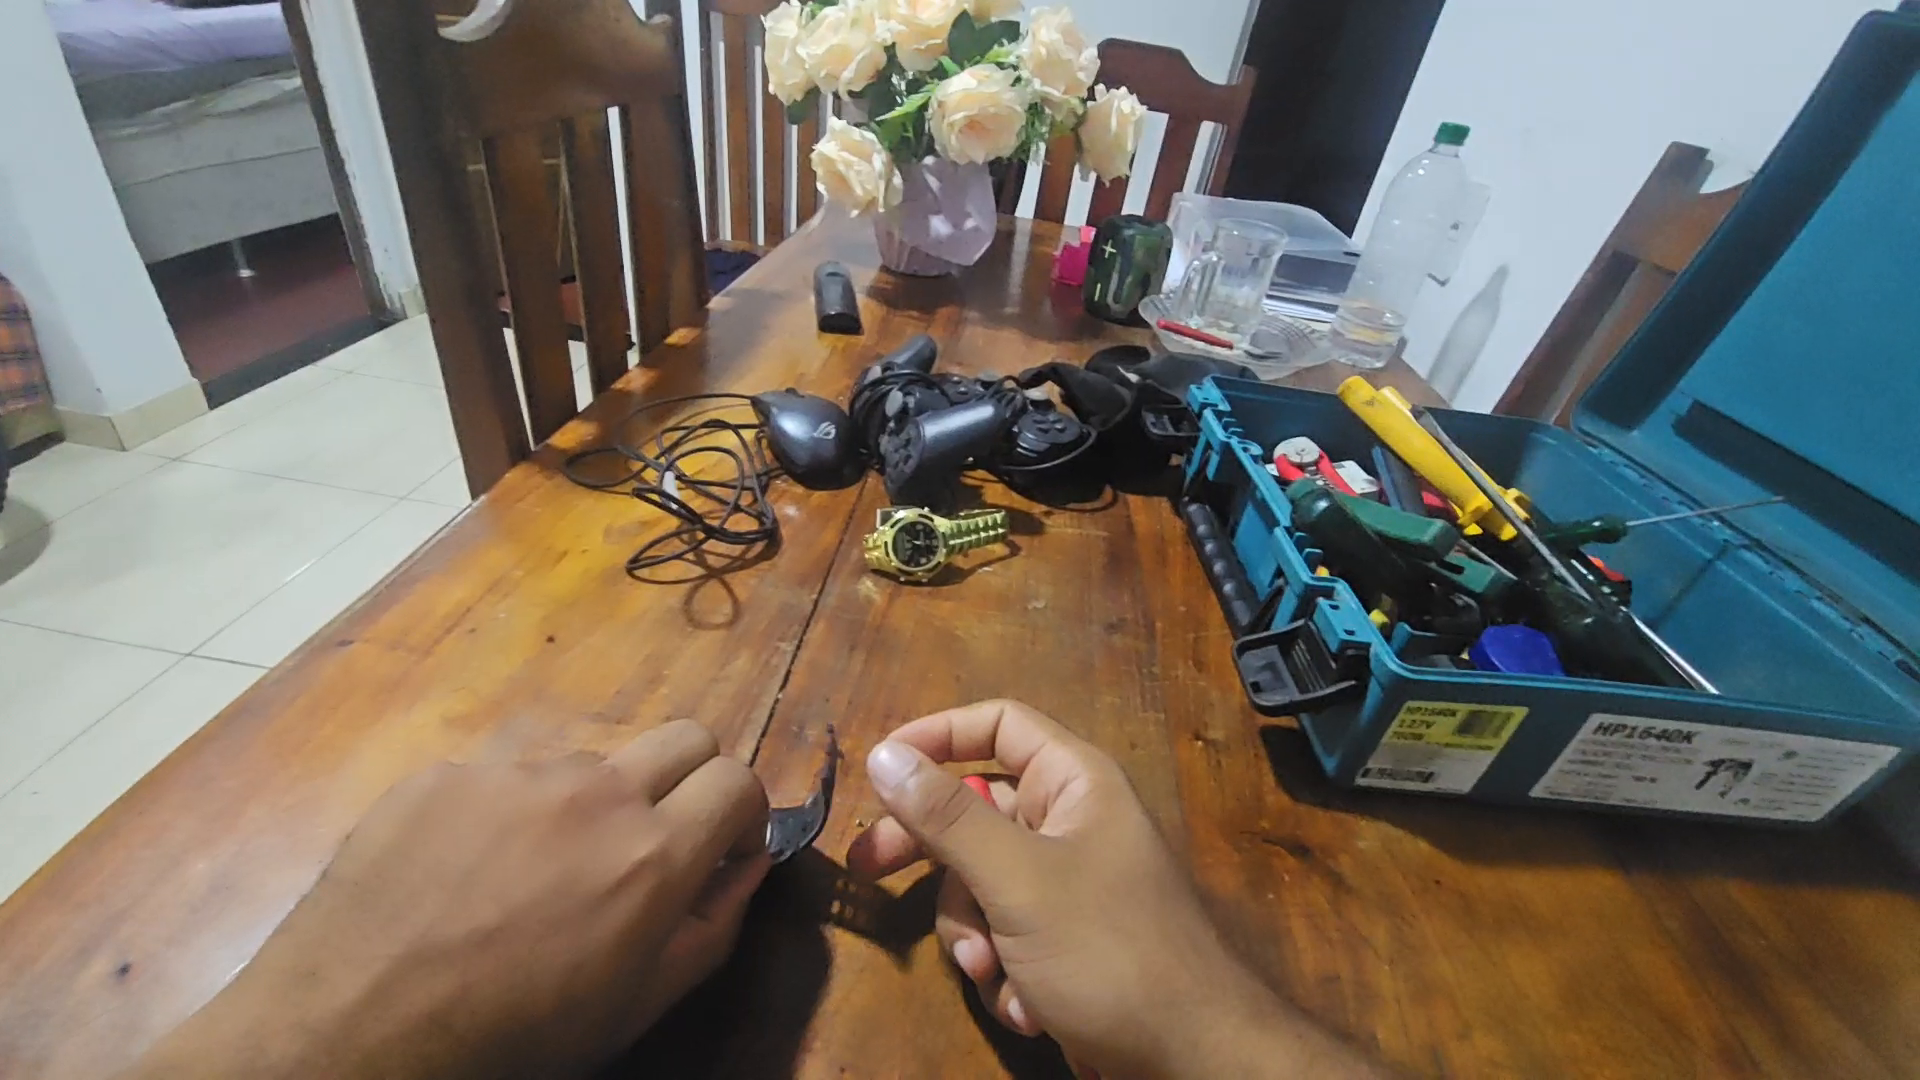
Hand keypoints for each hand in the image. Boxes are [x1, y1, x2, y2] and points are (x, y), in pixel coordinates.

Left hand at [125, 720, 770, 1079]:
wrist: (335, 1050)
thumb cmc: (510, 1039)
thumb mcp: (636, 1004)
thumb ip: (715, 924)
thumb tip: (752, 861)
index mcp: (652, 853)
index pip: (739, 779)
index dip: (745, 809)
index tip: (725, 845)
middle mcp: (598, 793)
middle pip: (687, 736)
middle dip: (694, 777)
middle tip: (658, 832)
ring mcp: (518, 774)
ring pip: (592, 763)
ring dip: (592, 804)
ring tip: (536, 870)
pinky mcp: (449, 772)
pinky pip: (509, 776)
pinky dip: (513, 813)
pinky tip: (469, 868)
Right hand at [847, 700, 1380, 1079]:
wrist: (1193, 1064)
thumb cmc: (1108, 949)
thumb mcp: (1018, 880)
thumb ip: (947, 818)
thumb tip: (884, 755)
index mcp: (1071, 780)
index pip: (996, 724)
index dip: (937, 735)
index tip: (881, 764)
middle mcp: (1066, 818)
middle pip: (974, 806)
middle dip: (929, 849)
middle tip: (868, 867)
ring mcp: (1063, 877)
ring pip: (980, 877)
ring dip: (974, 930)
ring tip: (991, 969)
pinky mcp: (1058, 933)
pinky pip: (1003, 925)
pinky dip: (1003, 964)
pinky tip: (1027, 1003)